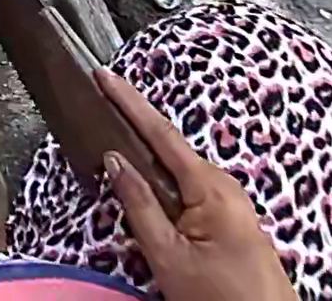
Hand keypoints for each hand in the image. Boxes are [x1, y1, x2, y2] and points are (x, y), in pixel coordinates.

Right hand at [96, 68, 297, 300]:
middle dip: (134, 119)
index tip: (103, 74)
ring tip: (113, 132)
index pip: (160, 131)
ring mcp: (230, 201)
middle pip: (168, 143)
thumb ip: (139, 203)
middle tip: (100, 98)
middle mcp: (223, 184)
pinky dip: (161, 170)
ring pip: (176, 165)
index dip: (128, 100)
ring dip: (146, 148)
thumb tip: (113, 158)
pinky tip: (143, 174)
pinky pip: (187, 182)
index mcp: (210, 187)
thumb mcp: (169, 258)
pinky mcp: (231, 218)